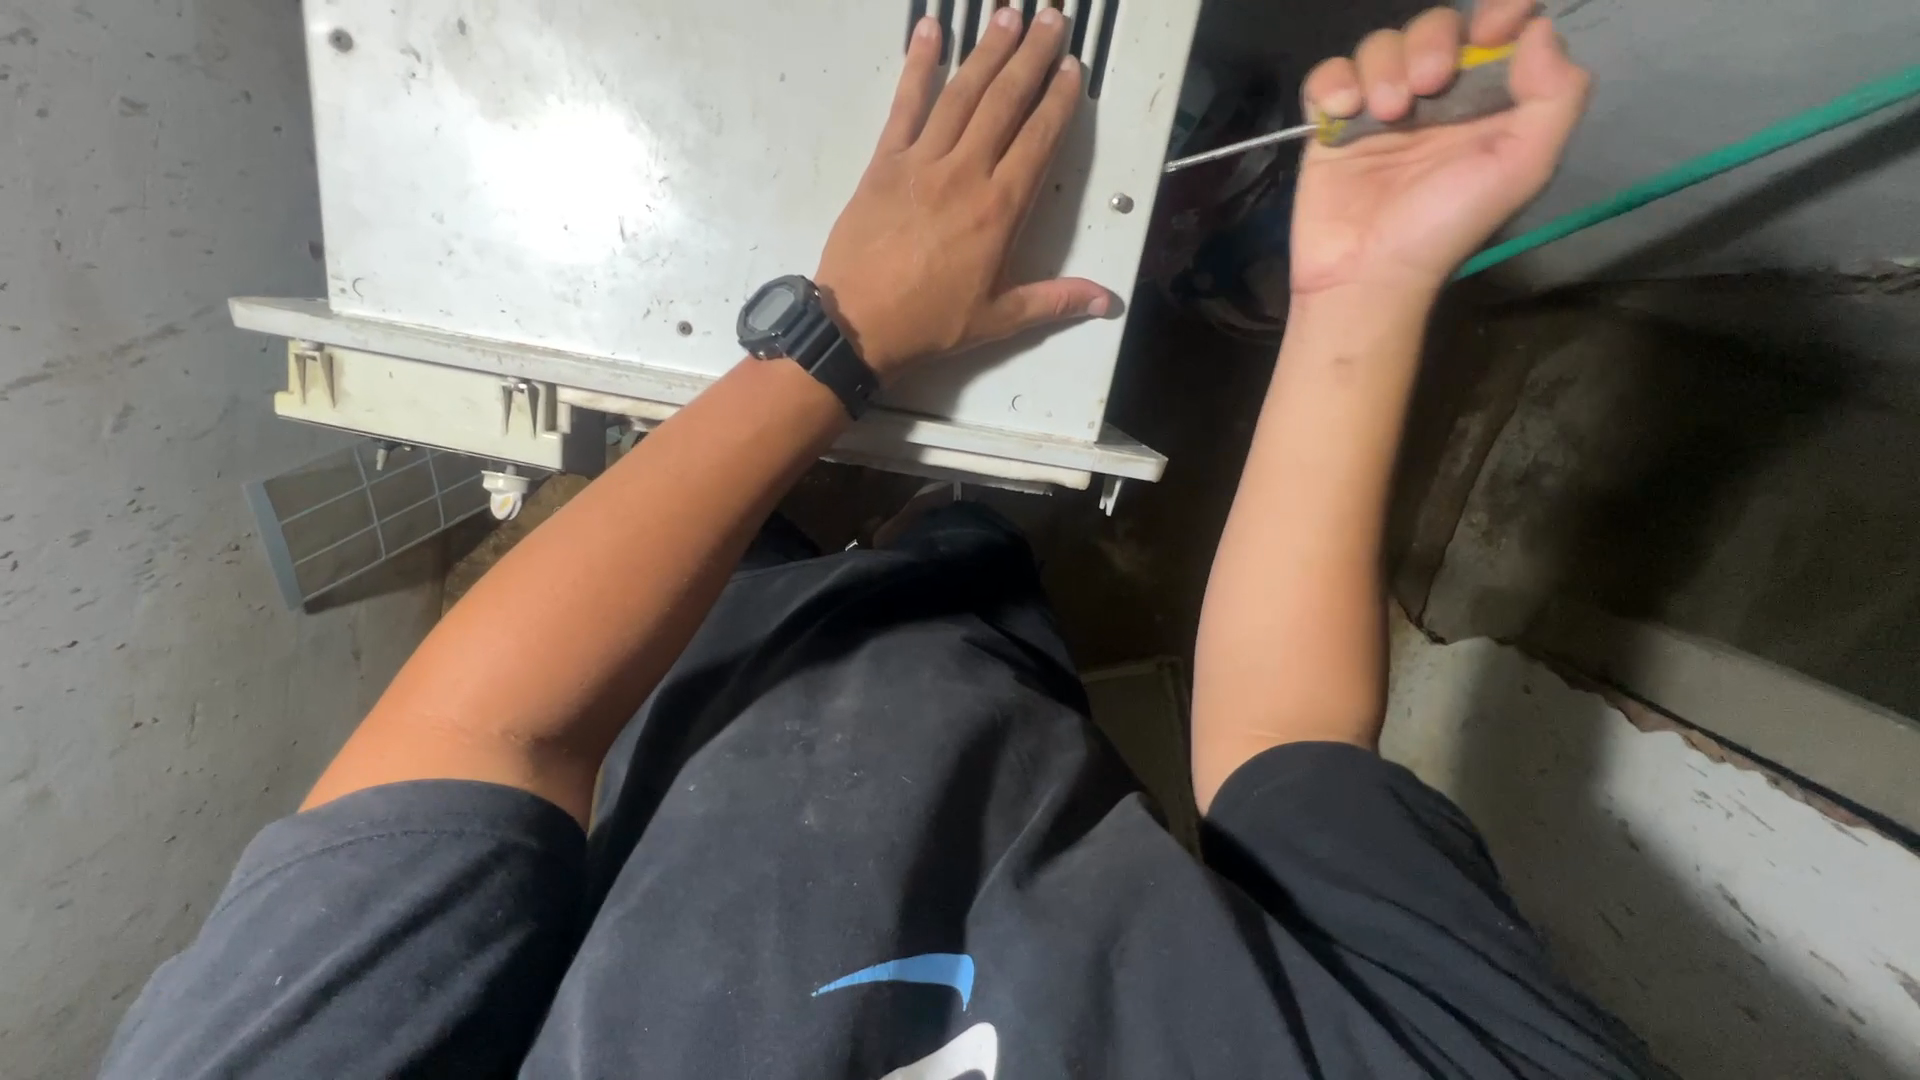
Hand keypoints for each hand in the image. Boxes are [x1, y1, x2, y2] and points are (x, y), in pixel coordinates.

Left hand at [816, 9, 1115, 380]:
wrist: (858, 325)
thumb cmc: (929, 324)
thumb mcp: (999, 319)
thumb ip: (1054, 301)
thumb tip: (1106, 301)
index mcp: (998, 210)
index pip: (1038, 141)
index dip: (1058, 101)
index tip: (1072, 69)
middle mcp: (964, 175)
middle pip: (1004, 102)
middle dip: (1031, 57)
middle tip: (1051, 17)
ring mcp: (921, 164)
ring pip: (961, 94)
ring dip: (987, 51)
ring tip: (1008, 15)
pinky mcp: (883, 163)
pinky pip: (904, 105)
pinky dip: (917, 66)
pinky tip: (930, 31)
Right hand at [1291, 0, 1590, 297]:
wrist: (1367, 273)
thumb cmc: (1446, 225)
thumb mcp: (1524, 166)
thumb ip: (1555, 94)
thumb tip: (1534, 30)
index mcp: (1486, 101)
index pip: (1499, 27)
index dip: (1500, 11)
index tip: (1490, 30)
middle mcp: (1433, 100)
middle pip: (1433, 27)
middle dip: (1431, 42)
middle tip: (1427, 88)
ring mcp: (1377, 114)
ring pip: (1379, 46)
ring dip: (1383, 67)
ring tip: (1386, 114)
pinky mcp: (1330, 132)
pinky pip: (1325, 78)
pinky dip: (1332, 83)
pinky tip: (1342, 113)